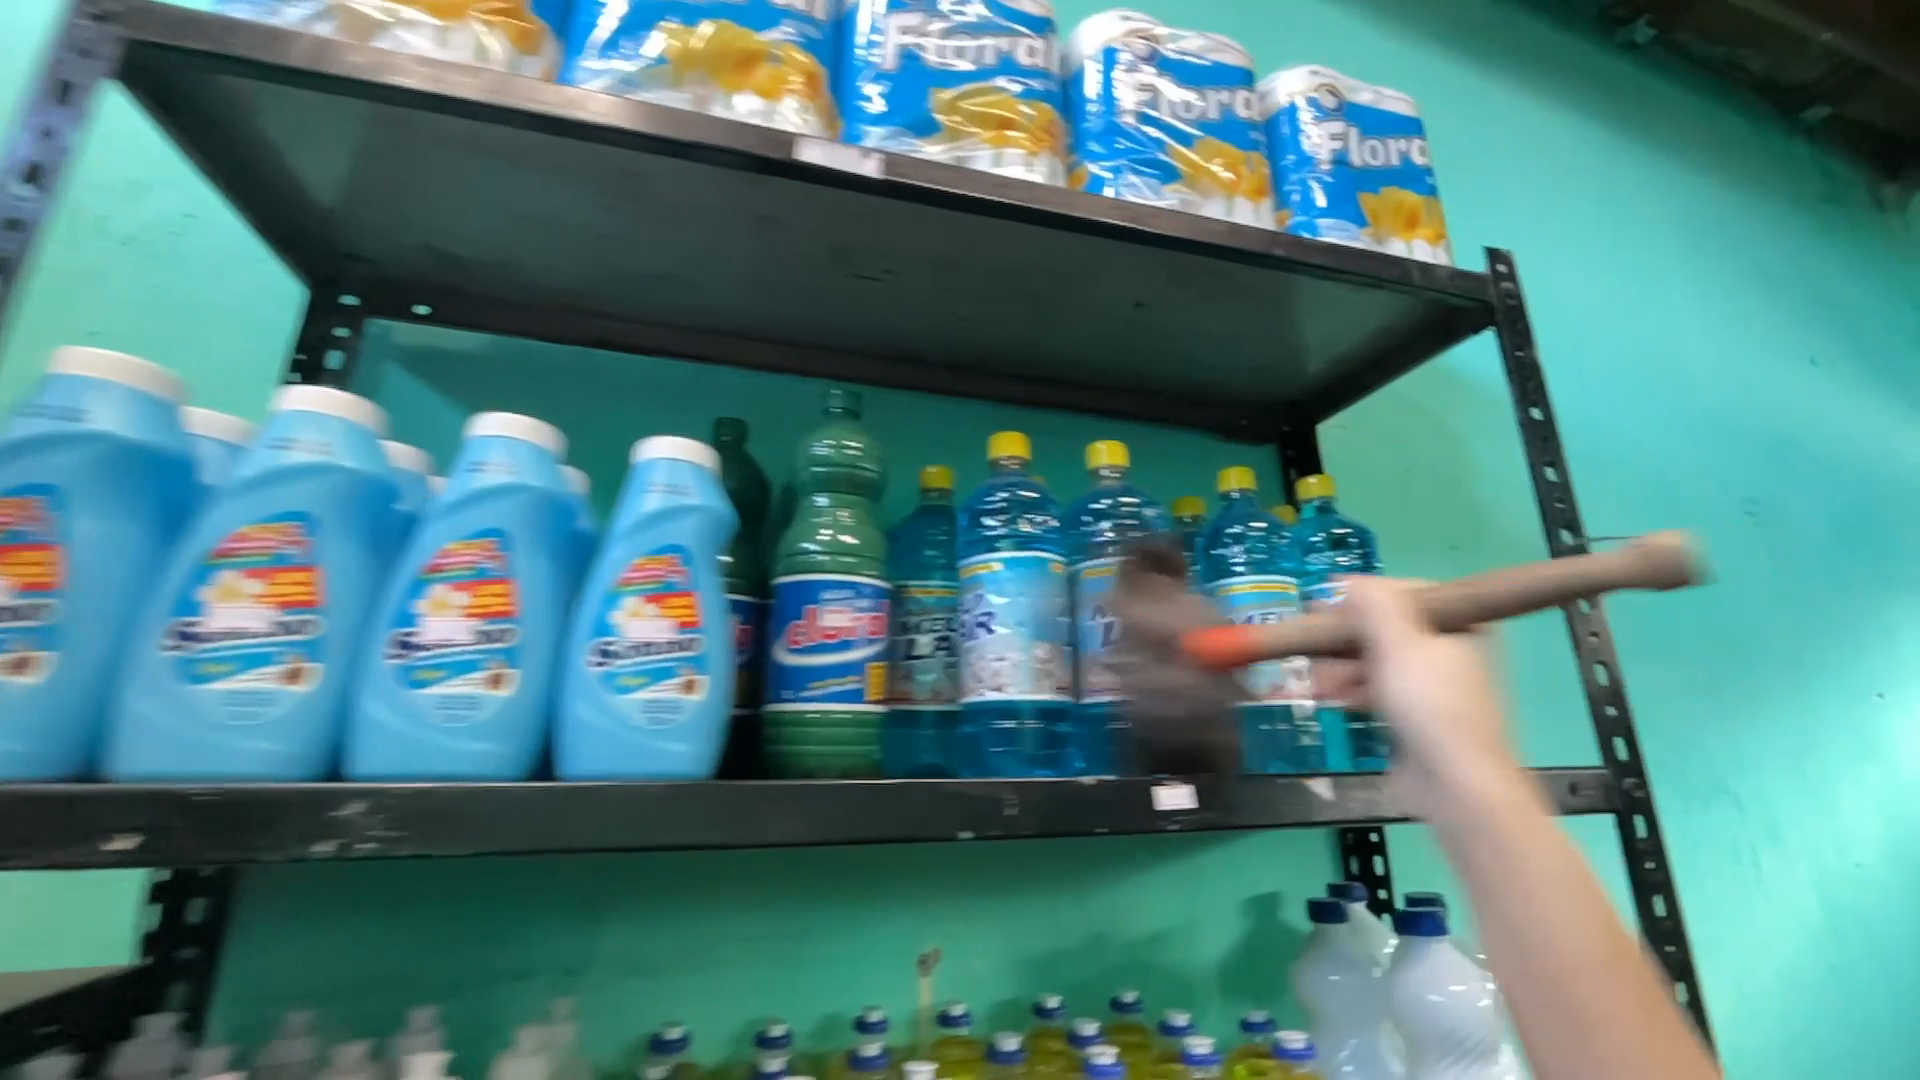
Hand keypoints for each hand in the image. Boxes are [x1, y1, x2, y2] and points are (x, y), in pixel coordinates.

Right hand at [1313, 577, 1526, 821]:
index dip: (1363, 596)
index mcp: (1460, 624)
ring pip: (1373, 660)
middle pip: (1383, 628)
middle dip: (1343, 638)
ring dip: (1339, 666)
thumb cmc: (1431, 705)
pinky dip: (1350, 690)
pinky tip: (1328, 698)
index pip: (1405, 592)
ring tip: (1317, 681)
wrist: (1454, 783)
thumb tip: (1350, 582)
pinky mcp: (1412, 715)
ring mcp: (1430, 685)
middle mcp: (1448, 649)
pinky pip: (1373, 689)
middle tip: (1312, 644)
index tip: (1325, 604)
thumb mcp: (1401, 643)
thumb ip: (1375, 605)